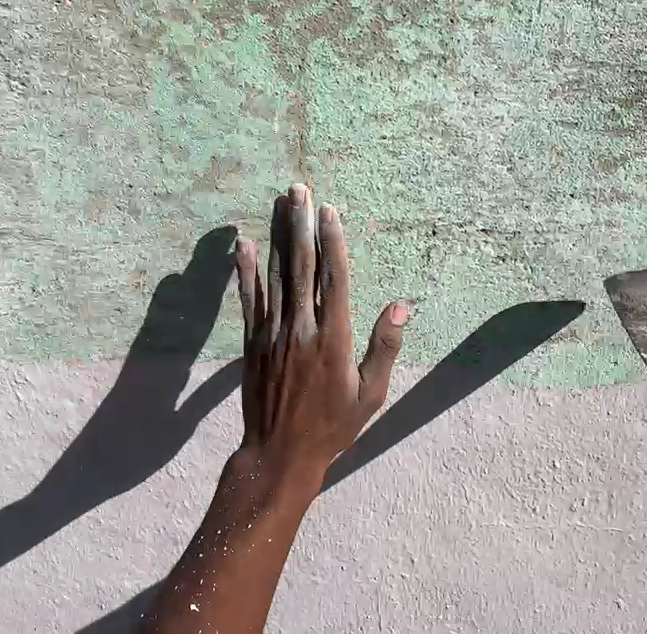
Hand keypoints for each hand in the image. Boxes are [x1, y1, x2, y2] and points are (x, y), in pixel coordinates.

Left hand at [143, 184, 409, 633]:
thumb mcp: (370, 393)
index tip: (330, 211)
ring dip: (279, 236)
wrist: (278, 456)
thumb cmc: (333, 427)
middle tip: (299, 190)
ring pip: (277, 274)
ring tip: (280, 202)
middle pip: (302, 265)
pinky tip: (244, 244)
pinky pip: (249, 299)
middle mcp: (301, 328)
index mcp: (333, 338)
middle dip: (301, 224)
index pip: (333, 278)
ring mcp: (273, 333)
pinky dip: (246, 271)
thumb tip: (401, 305)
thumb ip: (384, 346)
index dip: (332, 241)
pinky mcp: (253, 342)